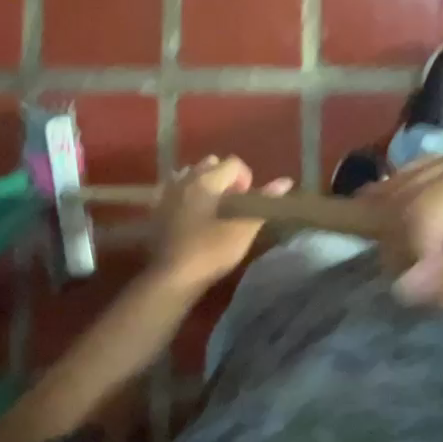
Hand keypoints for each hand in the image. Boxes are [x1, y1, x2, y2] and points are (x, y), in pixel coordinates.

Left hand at [150, 155, 292, 292]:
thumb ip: (263, 203)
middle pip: (211, 163)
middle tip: (231, 205)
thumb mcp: (242, 230)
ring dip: (204, 183)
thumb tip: (286, 181)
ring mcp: (168, 191)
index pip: (234, 162)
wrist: (170, 279)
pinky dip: (184, 193)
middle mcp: (185, 178)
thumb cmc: (209, 253)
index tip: (247, 202)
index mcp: (207, 179)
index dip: (246, 179)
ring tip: (212, 209)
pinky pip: (173, 188)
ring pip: (191, 173)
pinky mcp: (156, 208)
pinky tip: (188, 212)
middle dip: (225, 178)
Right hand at [370, 151, 442, 333]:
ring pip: (403, 183)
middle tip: (417, 285)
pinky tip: (409, 242)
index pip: (424, 210)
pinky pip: (415, 181)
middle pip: (406, 192)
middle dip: (399, 241)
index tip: (426, 293)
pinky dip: (401, 210)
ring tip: (415, 267)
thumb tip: (407, 283)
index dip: (413, 255)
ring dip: (395, 225)